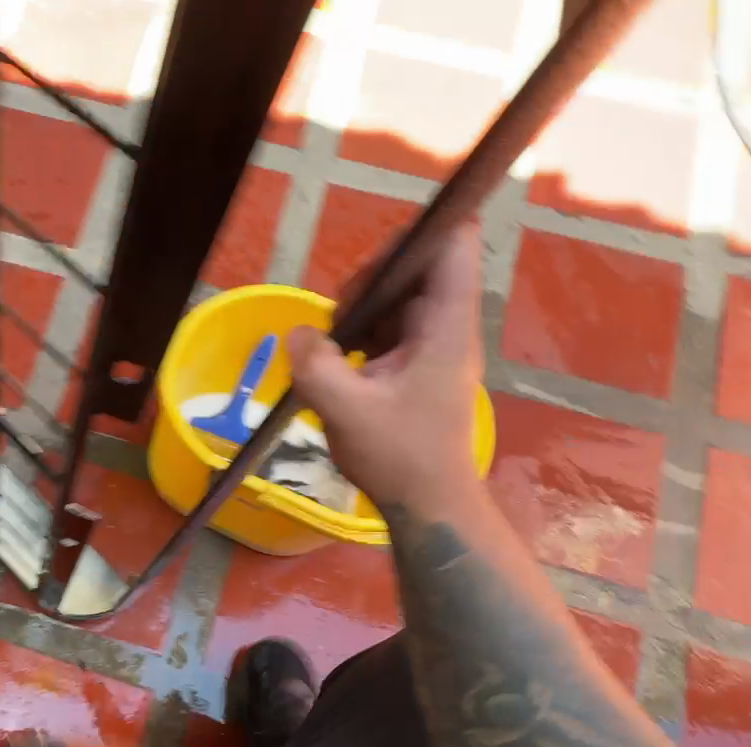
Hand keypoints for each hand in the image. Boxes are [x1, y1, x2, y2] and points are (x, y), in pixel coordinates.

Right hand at [286, 224, 485, 514]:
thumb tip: (299, 333)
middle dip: (369, 284)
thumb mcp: (343, 410)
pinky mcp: (421, 365)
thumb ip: (315, 365)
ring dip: (361, 312)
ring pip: (401, 299)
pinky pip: (392, 328)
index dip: (410, 242)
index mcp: (445, 326)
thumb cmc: (397, 455)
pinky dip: (363, 335)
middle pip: (417, 268)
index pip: (452, 245)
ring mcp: (435, 345)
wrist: (428, 501)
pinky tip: (341, 363)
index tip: (365, 277)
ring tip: (332, 347)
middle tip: (335, 325)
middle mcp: (447, 326)